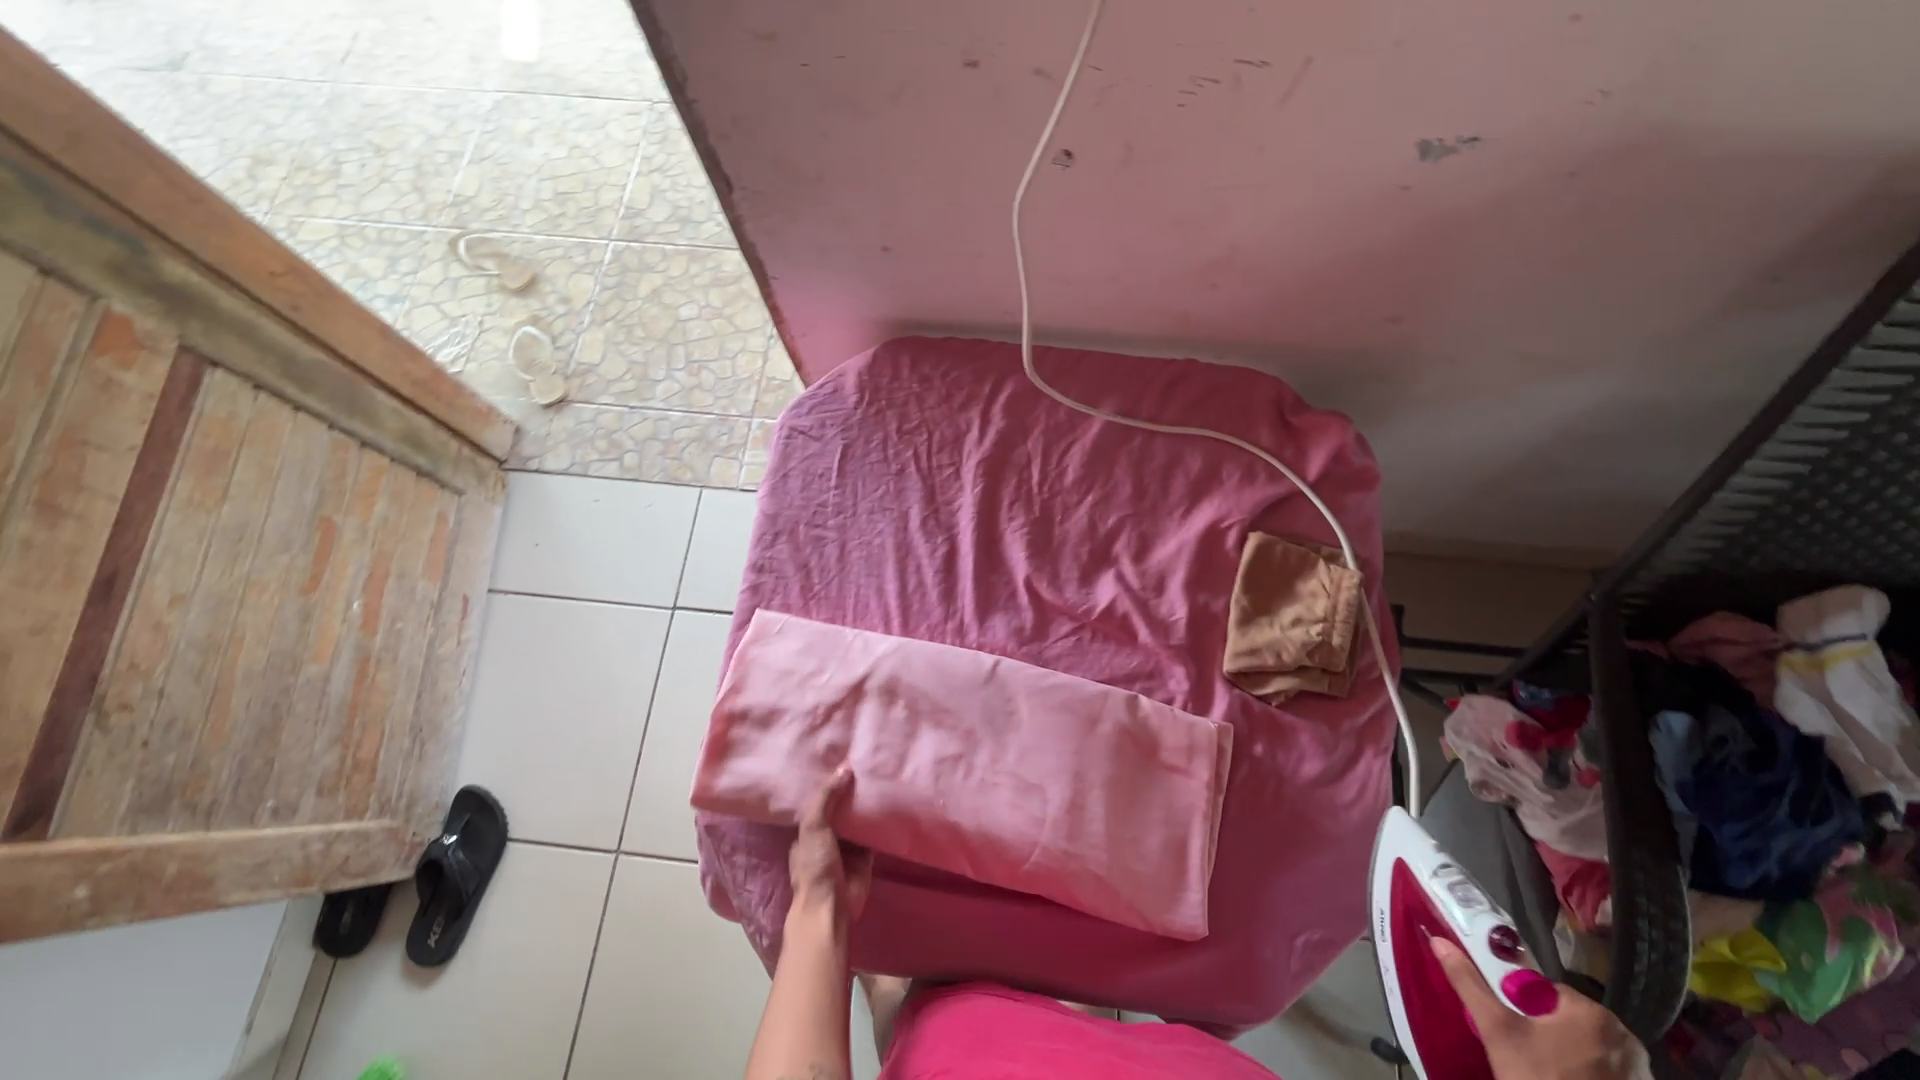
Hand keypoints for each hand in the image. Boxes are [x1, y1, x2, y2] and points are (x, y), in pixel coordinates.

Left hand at [788, 766, 873, 926]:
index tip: (842, 764)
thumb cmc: (815, 865)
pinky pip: (873, 836)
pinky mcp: (865, 858)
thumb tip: (845, 768)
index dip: (828, 787)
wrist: (833, 905)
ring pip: (857, 823)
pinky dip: (879, 825)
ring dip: (865, 808)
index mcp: (806, 832)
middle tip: (866, 767)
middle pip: (839, 812)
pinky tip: (889, 805)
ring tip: (880, 779)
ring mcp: (846, 850)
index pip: (818, 804)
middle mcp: (825, 839)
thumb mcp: (814, 825)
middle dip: (850, 795)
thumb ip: (827, 798)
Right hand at [1431, 937, 1650, 1079]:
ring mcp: (1641, 1071)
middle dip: (1550, 1033)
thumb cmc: (1535, 1079)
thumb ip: (1469, 983)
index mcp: (1593, 1013)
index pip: (1548, 993)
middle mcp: (1627, 1037)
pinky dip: (1592, 1076)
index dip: (1526, 1011)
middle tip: (1532, 1058)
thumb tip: (1439, 941)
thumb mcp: (1496, 1030)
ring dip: (1573, 1055)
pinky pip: (1610, 1072)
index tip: (1519, 1036)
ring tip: (1554, 1076)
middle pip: (1571, 1020)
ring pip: (1590, 1046)